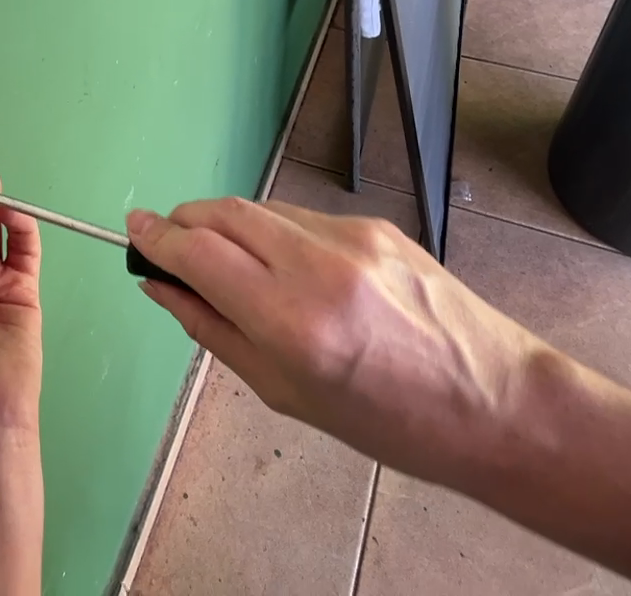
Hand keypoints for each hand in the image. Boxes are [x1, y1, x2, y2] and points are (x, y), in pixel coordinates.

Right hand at [127, 198, 551, 489]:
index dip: (157, 237)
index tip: (133, 230)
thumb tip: (161, 287)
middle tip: (168, 242)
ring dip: (227, 225)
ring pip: (260, 208)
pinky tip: (283, 265)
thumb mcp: (285, 394)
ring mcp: (350, 235)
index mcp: (292, 320)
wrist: (496, 401)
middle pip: (223, 212)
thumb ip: (213, 330)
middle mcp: (318, 263)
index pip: (199, 252)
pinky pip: (300, 217)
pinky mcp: (374, 222)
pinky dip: (272, 232)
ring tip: (226, 261)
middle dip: (185, 219)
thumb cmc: (386, 423)